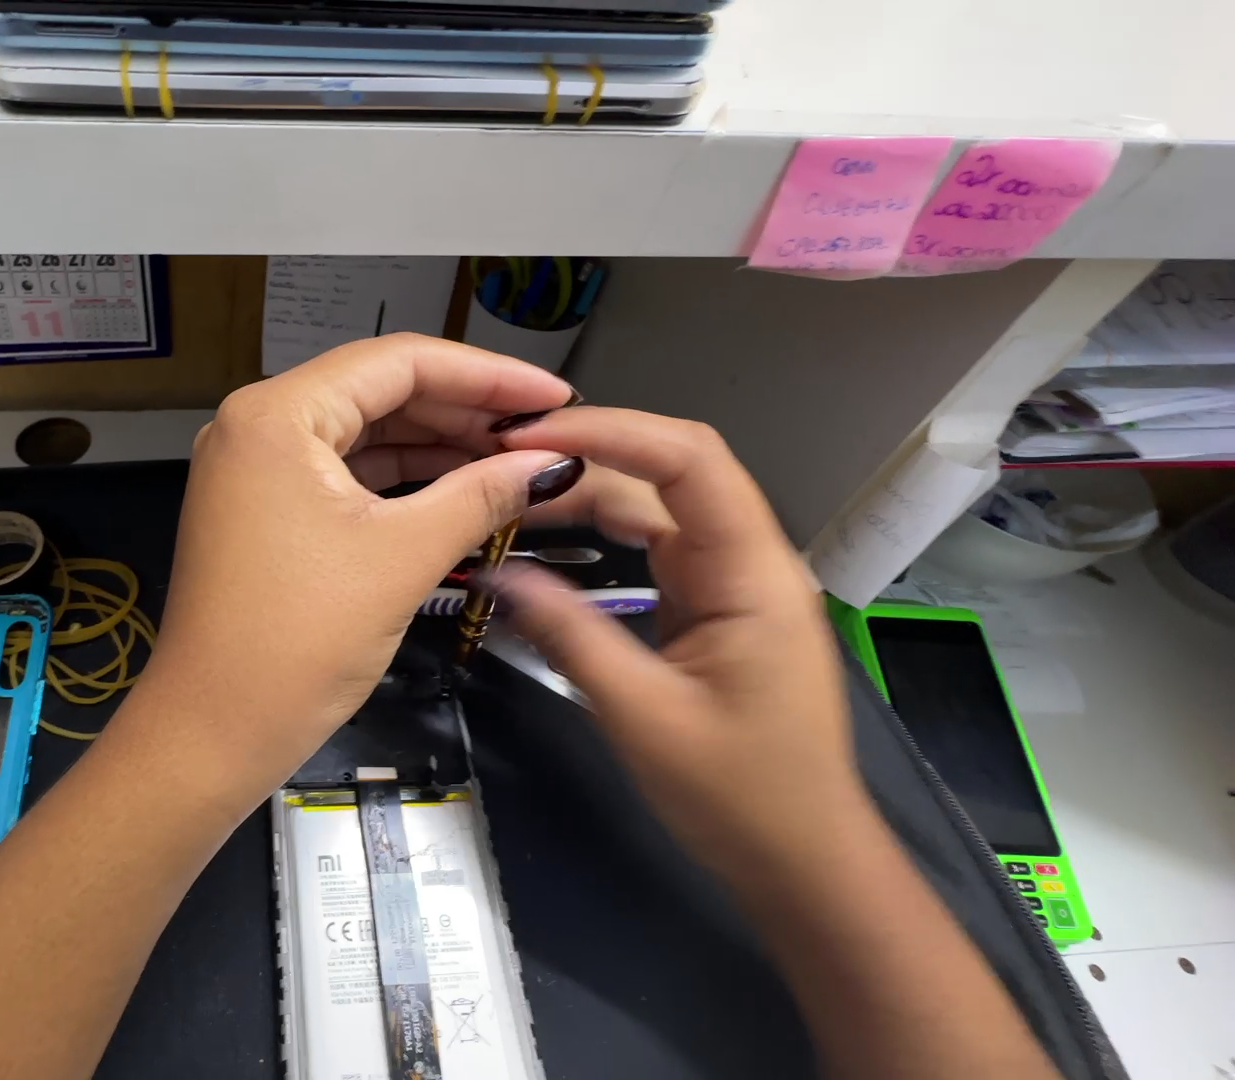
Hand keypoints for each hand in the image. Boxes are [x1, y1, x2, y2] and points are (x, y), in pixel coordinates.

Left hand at [124, 334, 580, 794]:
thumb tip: (549, 461)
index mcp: (276, 414)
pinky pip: (342, 475)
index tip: (554, 396)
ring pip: (362, 435)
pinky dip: (399, 481)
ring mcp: (254, 470)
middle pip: (379, 393)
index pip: (398, 362)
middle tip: (541, 433)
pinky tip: (457, 488)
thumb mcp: (400, 558)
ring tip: (513, 460)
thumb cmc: (298, 640)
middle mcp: (256, 426)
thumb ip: (480, 494)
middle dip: (463, 411)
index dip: (487, 374)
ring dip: (435, 446)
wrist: (212, 731)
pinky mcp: (261, 510)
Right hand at [488, 408, 861, 887]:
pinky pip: (650, 542)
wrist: (800, 859)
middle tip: (500, 463)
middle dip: (584, 456)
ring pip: (653, 504)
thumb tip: (495, 574)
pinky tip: (550, 532)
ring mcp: (728, 579)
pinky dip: (596, 529)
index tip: (530, 437)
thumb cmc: (739, 796)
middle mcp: (746, 560)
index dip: (610, 432)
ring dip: (584, 491)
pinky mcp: (708, 601)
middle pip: (666, 472)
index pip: (689, 460)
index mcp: (751, 574)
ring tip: (510, 492)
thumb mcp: (641, 715)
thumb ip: (567, 634)